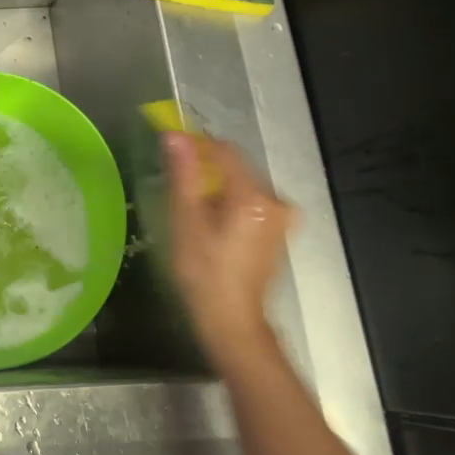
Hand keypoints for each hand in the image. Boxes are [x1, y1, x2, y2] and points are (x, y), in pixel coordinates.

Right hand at [164, 133, 295, 365]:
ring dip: (218, 189)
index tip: (172, 150)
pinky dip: (231, 204)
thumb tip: (174, 135)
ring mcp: (283, 217)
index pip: (224, 150)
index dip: (197, 145)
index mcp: (252, 196)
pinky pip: (252, 202)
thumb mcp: (185, 220)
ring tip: (194, 213)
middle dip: (207, 172)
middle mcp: (276, 201)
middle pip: (235, 168)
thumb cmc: (202, 272)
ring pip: (243, 185)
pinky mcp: (280, 230)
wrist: (231, 318)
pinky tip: (214, 227)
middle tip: (180, 193)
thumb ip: (183, 174)